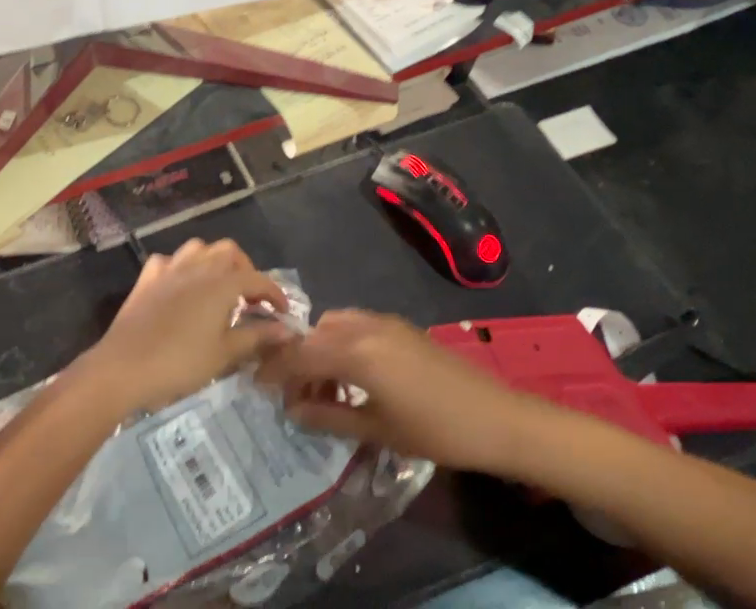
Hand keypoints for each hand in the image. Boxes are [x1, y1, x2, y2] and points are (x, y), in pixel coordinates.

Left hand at [78, 239, 291, 413]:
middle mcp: (196, 267)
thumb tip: (287, 329)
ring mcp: (168, 269)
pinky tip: (182, 288)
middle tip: (250, 299)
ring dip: (214, 262)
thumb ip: (257, 336)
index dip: (275, 294)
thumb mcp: (225, 353)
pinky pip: (169, 261)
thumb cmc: (180, 363)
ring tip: (219, 290)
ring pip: (198, 249)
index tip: (282, 313)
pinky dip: (182, 268)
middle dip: (245, 270)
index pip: (257, 279)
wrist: (124, 366)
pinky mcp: (146, 278)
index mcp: (220, 284)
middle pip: (228, 252)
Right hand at [255, 309, 553, 474]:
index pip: (299, 354)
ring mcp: (385, 323)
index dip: (275, 369)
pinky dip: (341, 343)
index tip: (255, 384)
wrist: (500, 420)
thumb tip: (291, 408)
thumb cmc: (436, 430)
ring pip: (334, 325)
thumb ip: (329, 415)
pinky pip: (356, 325)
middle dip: (294, 358)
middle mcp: (365, 327)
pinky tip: (351, 376)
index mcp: (355, 352)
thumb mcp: (377, 430)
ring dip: (319, 349)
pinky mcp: (402, 328)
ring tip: (322, 387)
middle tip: (288, 391)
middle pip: (313, 334)